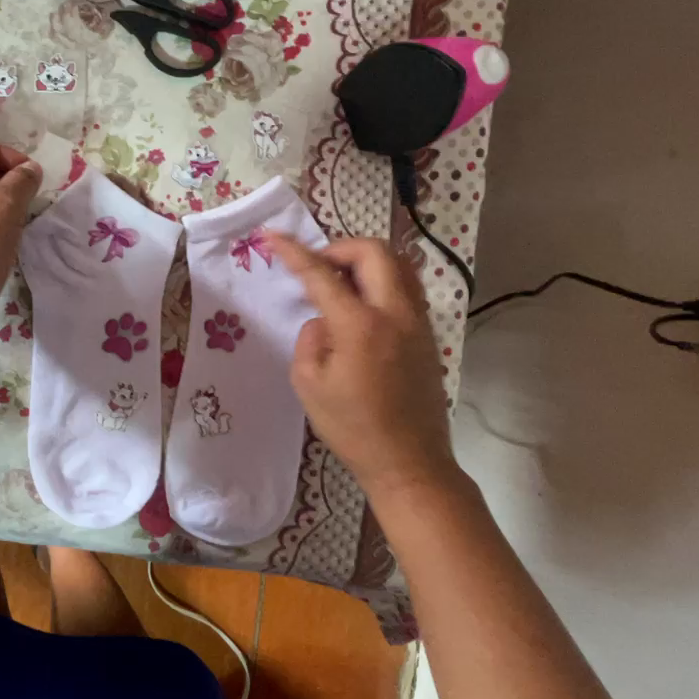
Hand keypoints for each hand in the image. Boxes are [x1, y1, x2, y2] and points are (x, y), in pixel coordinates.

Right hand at [270, 233, 463, 502]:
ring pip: (397, 264)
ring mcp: (418, 322)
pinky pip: (405, 288)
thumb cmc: (352, 427)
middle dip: (338, 248)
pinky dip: (380, 280)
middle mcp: (395, 314)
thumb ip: (310, 338)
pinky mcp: (427, 335)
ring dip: (363, 262)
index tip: (271, 236)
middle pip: (374, 251)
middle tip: (315, 267)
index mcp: (361, 326)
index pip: (321, 274)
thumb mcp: (308, 383)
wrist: (408, 462)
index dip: (293, 251)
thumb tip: (324, 320)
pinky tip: (360, 305)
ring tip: (338, 283)